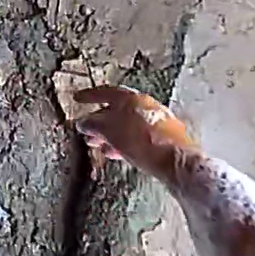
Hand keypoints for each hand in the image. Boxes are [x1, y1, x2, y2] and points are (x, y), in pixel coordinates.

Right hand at [73, 86, 199, 178]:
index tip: (78, 98)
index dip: (89, 96)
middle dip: (99, 121)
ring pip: (127, 125)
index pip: (105, 92)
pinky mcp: (164, 138)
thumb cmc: (143, 143)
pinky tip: (117, 152)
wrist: (176, 163)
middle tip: (86, 130)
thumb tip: (82, 123)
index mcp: (132, 98)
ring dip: (110, 134)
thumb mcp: (109, 132)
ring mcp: (157, 122)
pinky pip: (138, 136)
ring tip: (98, 145)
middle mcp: (146, 106)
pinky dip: (124, 142)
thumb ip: (93, 125)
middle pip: (116, 110)